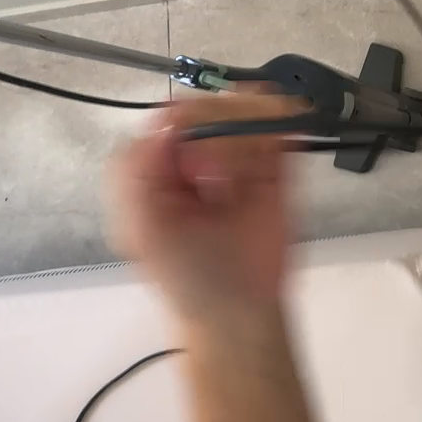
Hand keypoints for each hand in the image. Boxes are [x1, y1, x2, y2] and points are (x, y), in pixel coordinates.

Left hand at [109, 92, 300, 323]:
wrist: (241, 312)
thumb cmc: (187, 279)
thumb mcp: (142, 229)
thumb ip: (137, 173)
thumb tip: (166, 120)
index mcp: (159, 170)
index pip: (170, 119)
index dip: (186, 122)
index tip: (199, 152)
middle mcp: (198, 160)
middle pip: (213, 109)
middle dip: (222, 130)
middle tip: (224, 178)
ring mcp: (239, 163)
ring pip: (248, 115)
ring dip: (254, 127)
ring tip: (252, 172)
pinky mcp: (274, 172)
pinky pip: (280, 134)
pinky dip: (283, 124)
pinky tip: (285, 126)